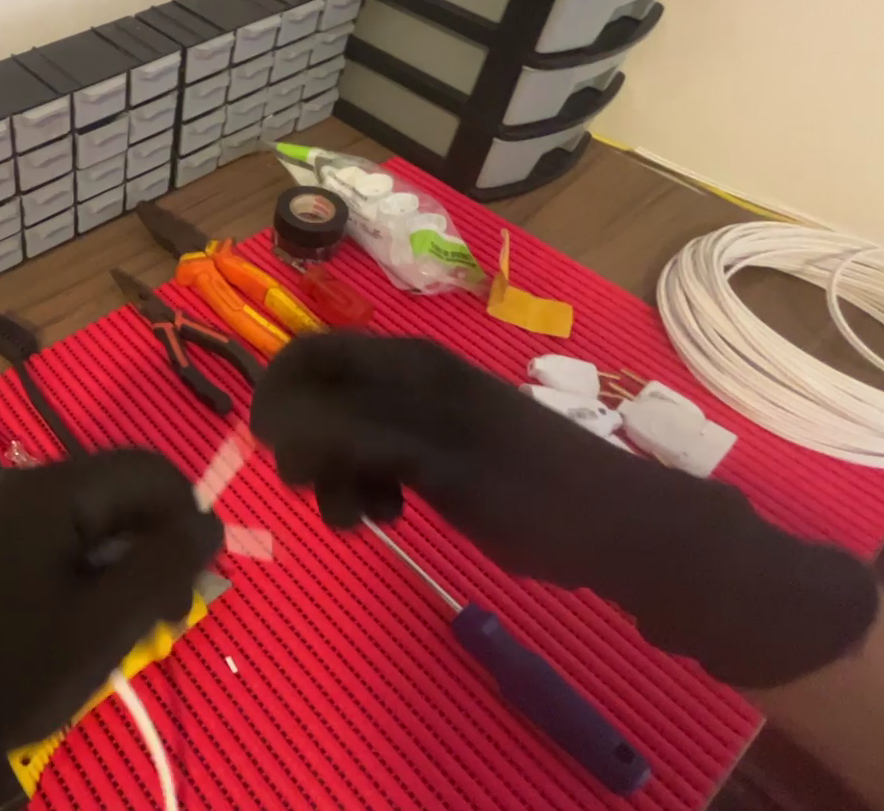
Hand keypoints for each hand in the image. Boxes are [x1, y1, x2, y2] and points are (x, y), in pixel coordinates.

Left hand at [0, 449, 222, 808]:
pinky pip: (60, 539)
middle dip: (157, 542)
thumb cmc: (12, 675)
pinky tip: (94, 617)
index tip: (199, 578)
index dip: (187, 515)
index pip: (146, 470)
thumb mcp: (104, 624)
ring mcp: (1, 515)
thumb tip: (210, 523)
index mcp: (50, 491)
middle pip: (118, 491)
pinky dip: (92, 569)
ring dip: (127, 560)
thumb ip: (164, 565)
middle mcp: (23, 486)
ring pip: (92, 518)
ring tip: (137, 622)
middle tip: (170, 612)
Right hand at [250, 332, 644, 585]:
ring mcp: (420, 415)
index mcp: (403, 364)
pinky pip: (374, 457)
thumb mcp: (429, 460)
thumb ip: (346, 436)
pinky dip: (366, 485)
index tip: (264, 445)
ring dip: (335, 474)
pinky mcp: (434, 450)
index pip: (310, 353)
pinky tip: (389, 514)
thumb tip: (273, 426)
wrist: (619, 530)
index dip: (276, 391)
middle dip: (305, 444)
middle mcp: (405, 380)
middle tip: (309, 490)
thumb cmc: (525, 488)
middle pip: (320, 397)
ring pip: (343, 433)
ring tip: (358, 519)